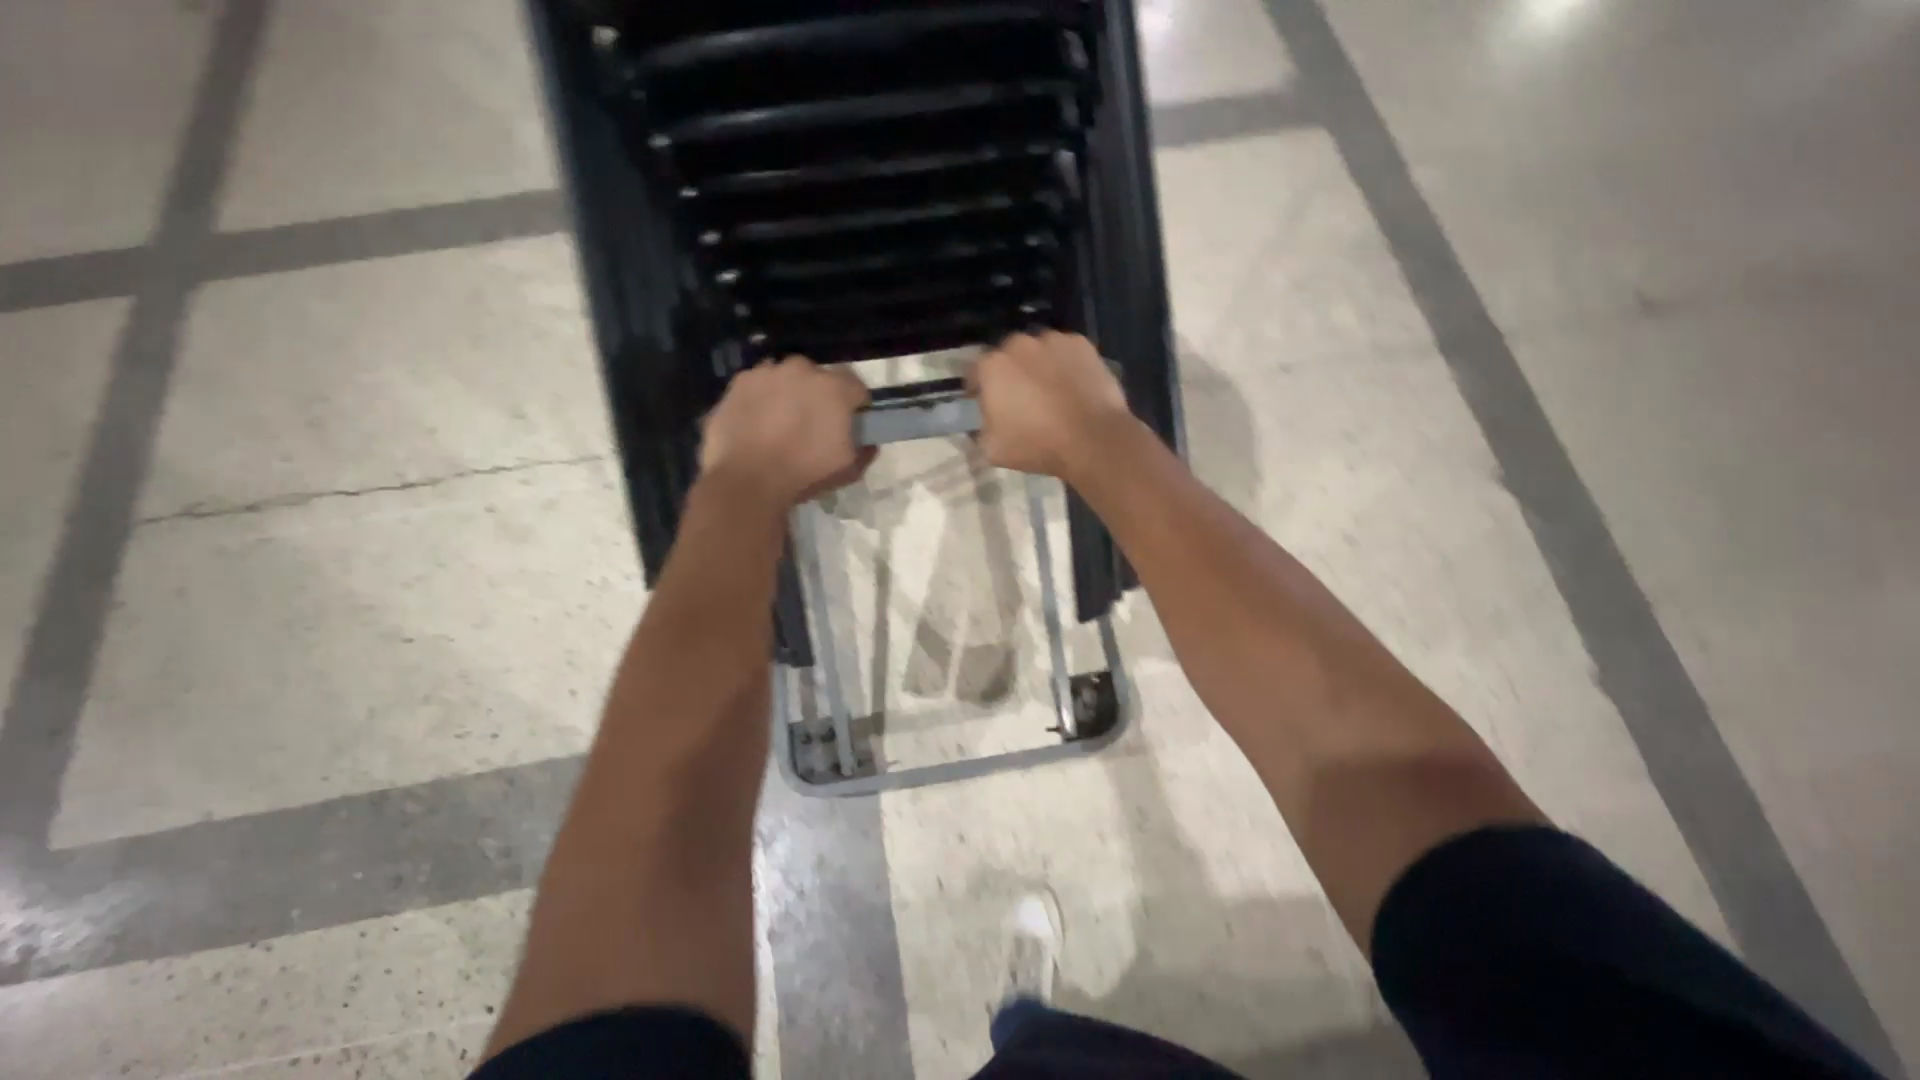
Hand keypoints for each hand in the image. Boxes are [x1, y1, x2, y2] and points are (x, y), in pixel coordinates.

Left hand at [699, 356, 874, 505]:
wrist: (747, 480)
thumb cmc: (804, 473)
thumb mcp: (849, 470)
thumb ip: (865, 450)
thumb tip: (869, 441)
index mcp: (835, 388)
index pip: (856, 387)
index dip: (855, 406)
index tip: (849, 423)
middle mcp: (802, 369)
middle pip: (819, 379)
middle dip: (819, 397)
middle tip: (812, 425)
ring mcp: (768, 372)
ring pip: (787, 378)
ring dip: (789, 393)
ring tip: (780, 423)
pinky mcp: (740, 381)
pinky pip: (758, 384)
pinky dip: (761, 398)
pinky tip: (757, 422)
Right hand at [967, 331, 1136, 481]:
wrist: (1092, 439)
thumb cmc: (1037, 444)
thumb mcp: (992, 449)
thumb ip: (980, 430)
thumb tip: (984, 423)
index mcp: (992, 366)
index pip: (976, 372)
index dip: (979, 389)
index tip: (987, 404)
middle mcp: (1019, 343)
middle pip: (1008, 356)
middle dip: (1011, 373)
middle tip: (1022, 398)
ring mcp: (1053, 340)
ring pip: (1039, 351)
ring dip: (1039, 365)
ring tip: (1051, 391)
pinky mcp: (1082, 344)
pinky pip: (1066, 352)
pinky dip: (1066, 364)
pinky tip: (1073, 385)